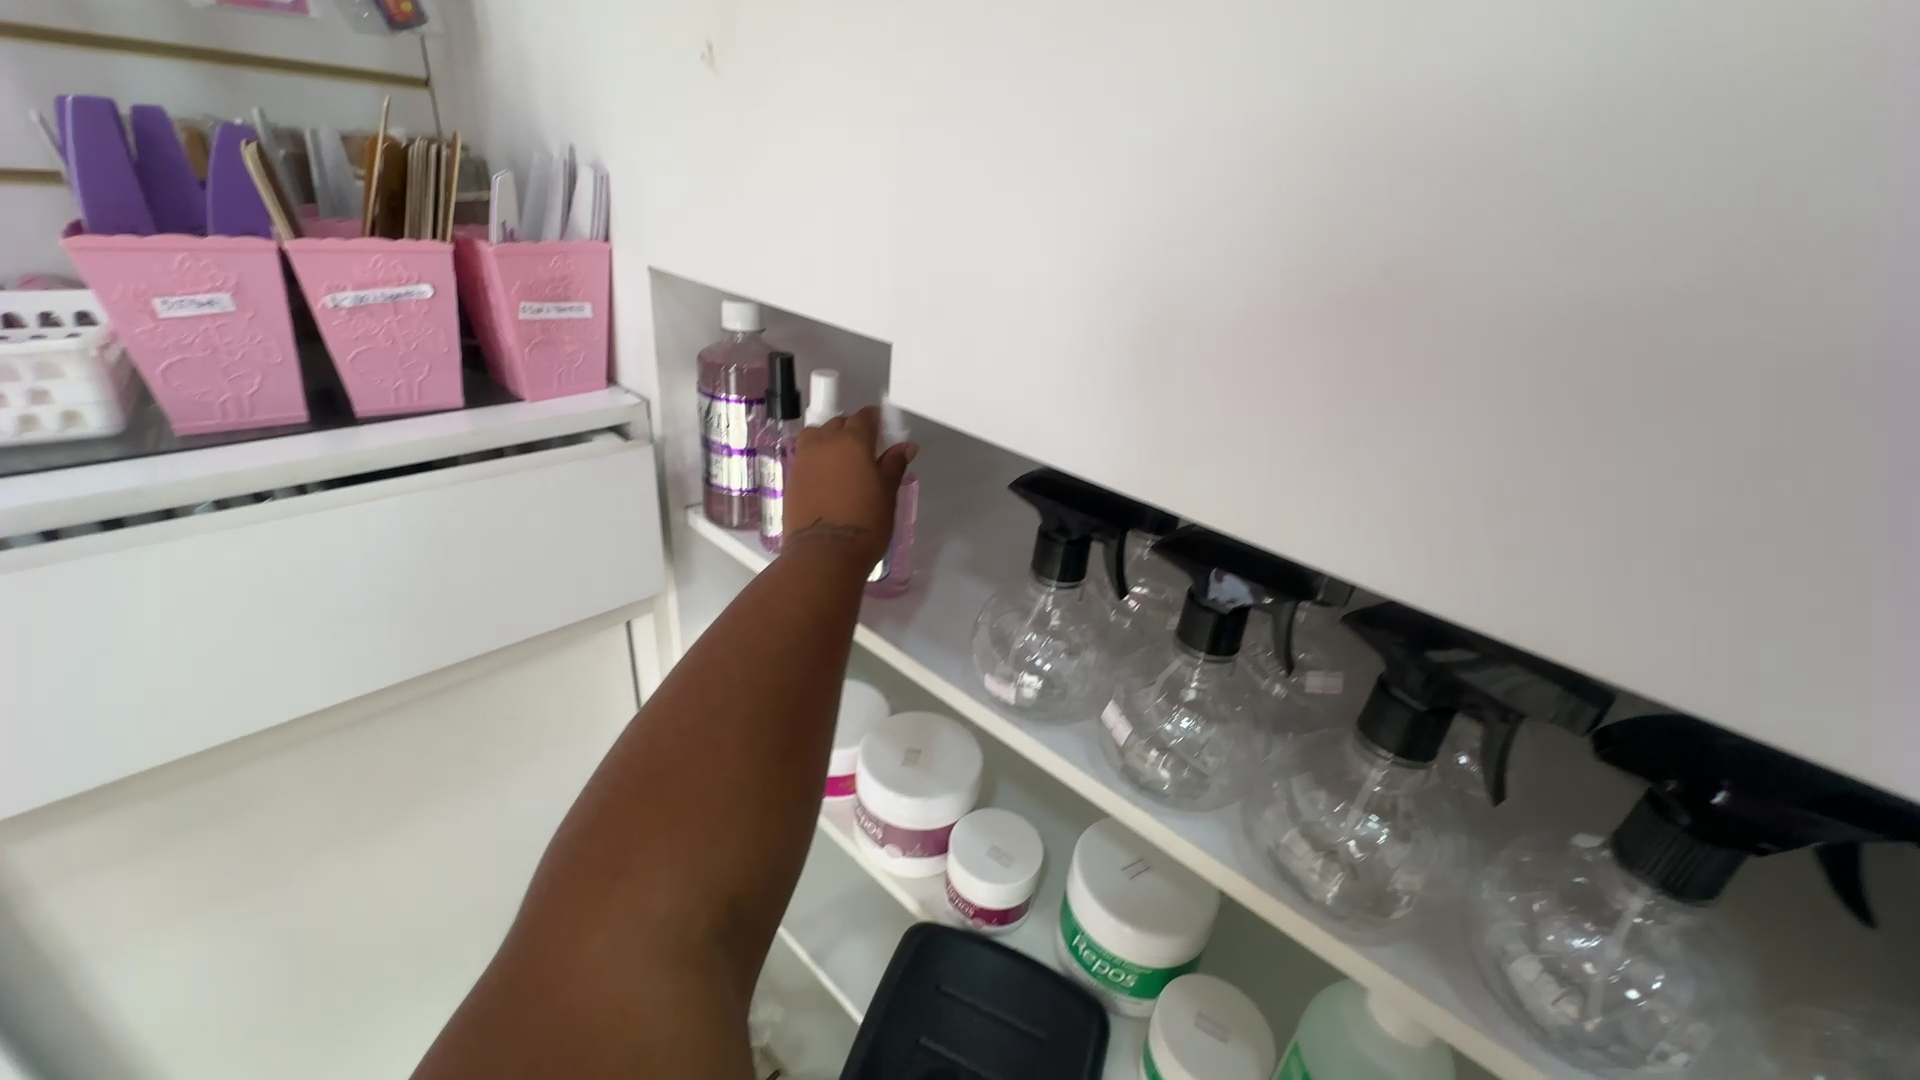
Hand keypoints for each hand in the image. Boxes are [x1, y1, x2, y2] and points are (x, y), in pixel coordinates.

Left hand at [782, 406, 917, 572]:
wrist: (824, 553)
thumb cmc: (865, 522)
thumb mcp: (886, 493)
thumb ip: (894, 465)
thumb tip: (906, 447)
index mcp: (852, 441)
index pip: (864, 417)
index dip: (875, 420)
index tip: (883, 430)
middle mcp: (824, 443)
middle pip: (838, 424)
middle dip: (851, 429)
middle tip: (865, 449)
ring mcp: (804, 460)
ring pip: (816, 436)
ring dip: (828, 439)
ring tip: (840, 459)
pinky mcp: (791, 479)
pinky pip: (805, 457)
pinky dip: (816, 459)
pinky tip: (826, 477)